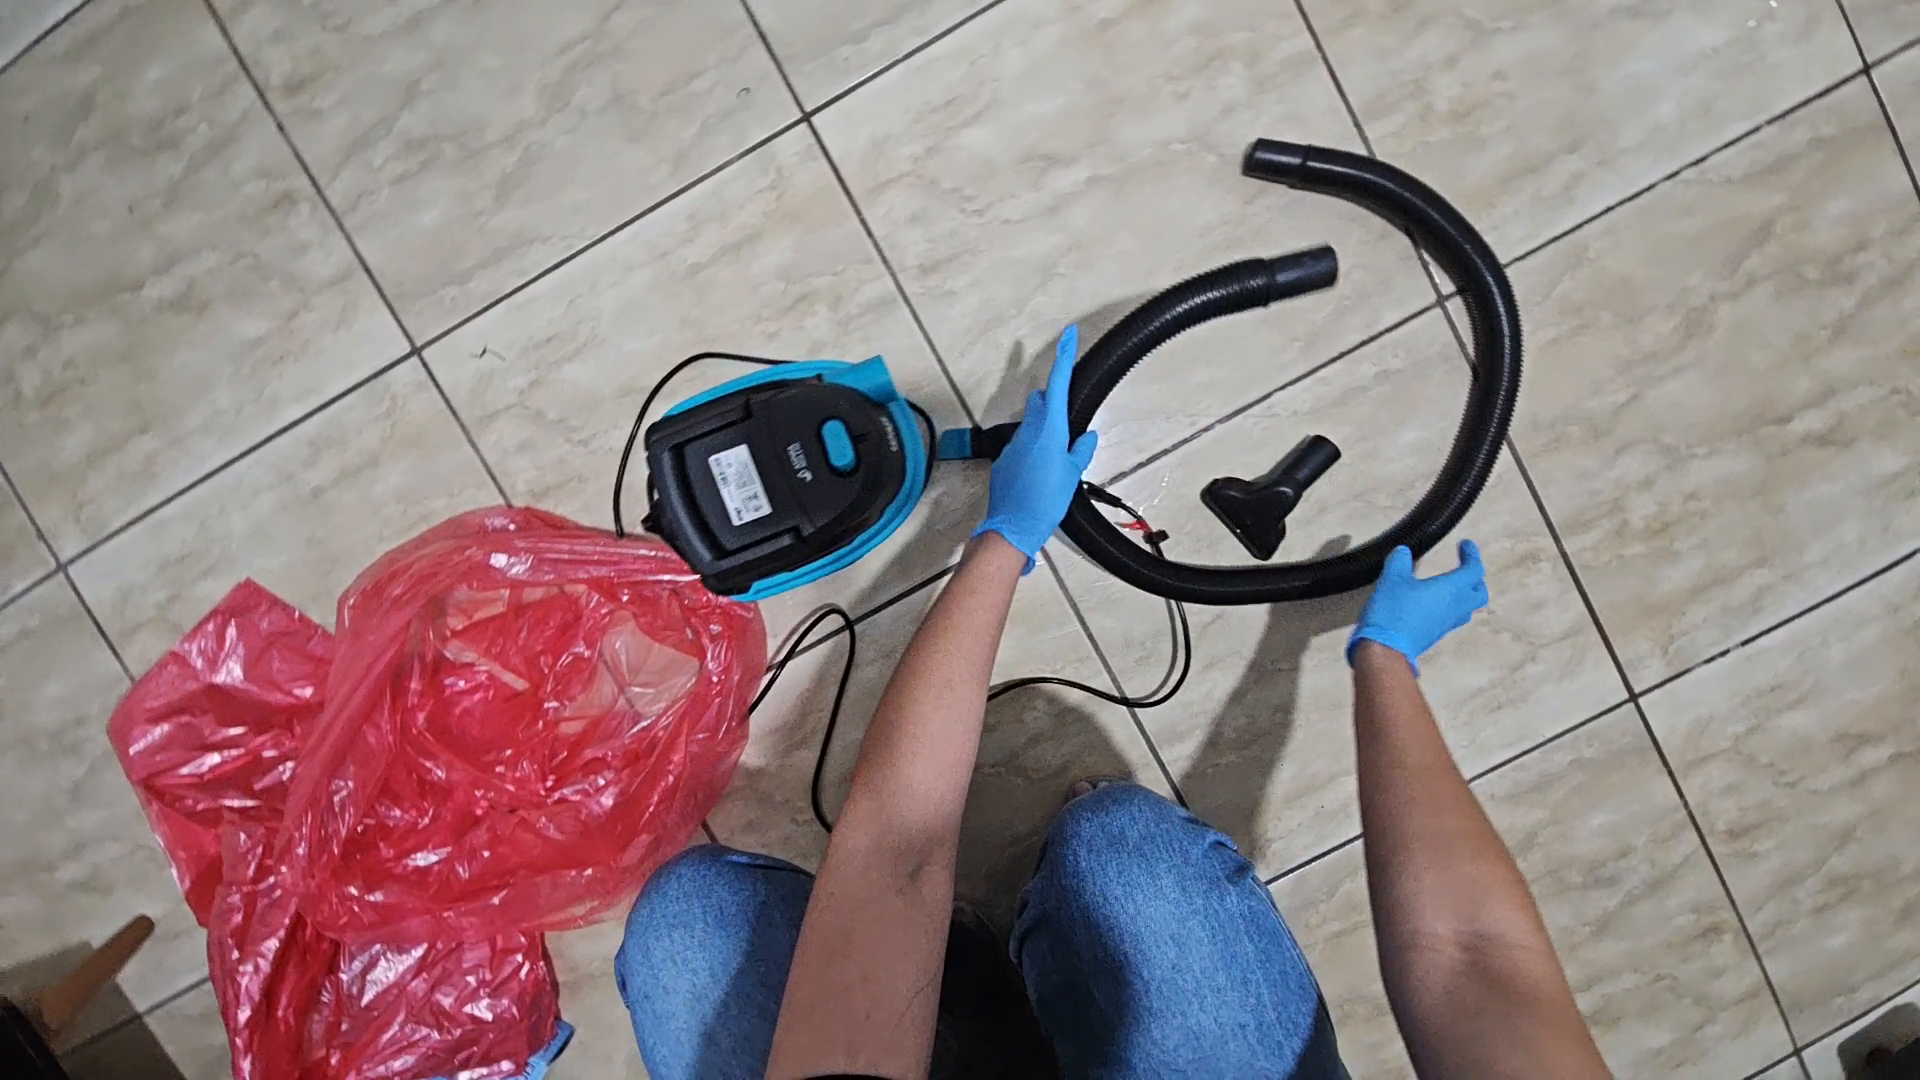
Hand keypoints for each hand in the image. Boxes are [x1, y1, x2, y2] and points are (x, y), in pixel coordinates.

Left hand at [974, 325, 1099, 569]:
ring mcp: (1012, 445)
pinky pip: (1020, 447)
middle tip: (1066, 428)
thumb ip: (1079, 451)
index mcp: (1048, 429)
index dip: (1063, 358)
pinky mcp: (1003, 461)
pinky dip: (1031, 452)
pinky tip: (1038, 475)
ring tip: (1054, 461)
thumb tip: (1085, 437)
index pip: (1056, 385)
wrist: (1014, 526)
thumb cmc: (1047, 500)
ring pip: (1029, 427)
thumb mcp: (1072, 475)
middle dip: (1052, 406)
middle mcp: (1027, 431)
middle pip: (1040, 405)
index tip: (1067, 334)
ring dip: (1042, 433)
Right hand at [1347, 540, 1488, 673]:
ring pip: (1468, 606)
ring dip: (1464, 593)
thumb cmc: (1392, 610)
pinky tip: (1432, 603)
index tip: (1465, 545)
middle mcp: (1456, 605)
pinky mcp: (1436, 633)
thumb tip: (1404, 551)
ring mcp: (1447, 622)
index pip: (1473, 569)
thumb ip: (1399, 562)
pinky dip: (1449, 605)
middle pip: (1479, 592)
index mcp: (1451, 588)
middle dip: (1475, 578)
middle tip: (1463, 568)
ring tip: (1450, 585)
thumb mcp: (1391, 579)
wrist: (1386, 648)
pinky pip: (1453, 616)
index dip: (1472, 555)